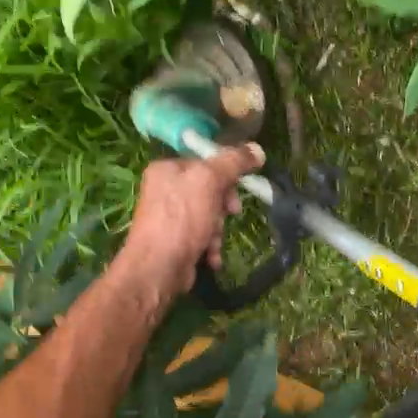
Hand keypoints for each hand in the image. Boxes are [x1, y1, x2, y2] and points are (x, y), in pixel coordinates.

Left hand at [115, 144, 263, 296]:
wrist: (159, 267)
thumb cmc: (182, 218)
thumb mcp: (209, 181)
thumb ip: (233, 162)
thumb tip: (258, 149)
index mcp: (166, 169)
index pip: (205, 163)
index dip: (226, 176)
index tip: (237, 191)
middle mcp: (164, 190)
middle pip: (209, 190)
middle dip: (222, 208)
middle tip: (228, 215)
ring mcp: (169, 218)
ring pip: (209, 216)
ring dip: (218, 230)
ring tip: (212, 242)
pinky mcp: (175, 241)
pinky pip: (202, 236)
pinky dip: (210, 246)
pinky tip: (210, 256)